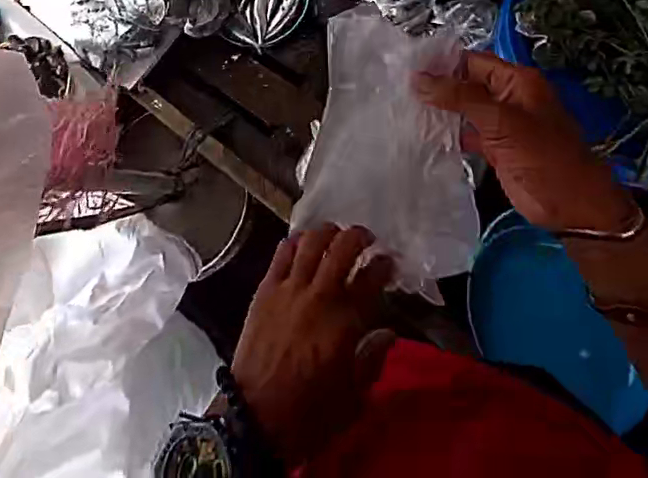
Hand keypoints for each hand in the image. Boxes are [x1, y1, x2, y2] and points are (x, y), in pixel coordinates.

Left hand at [229, 223, 396, 466]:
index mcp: (345, 323)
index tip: (390, 261)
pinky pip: (281, 255)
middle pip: (340, 251)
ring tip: (336, 232)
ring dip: (326, 233)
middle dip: (357, 238)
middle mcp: (318, 297)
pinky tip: (303, 241)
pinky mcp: (265, 289)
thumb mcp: (354, 396)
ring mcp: (288, 289)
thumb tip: (388, 333)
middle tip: (367, 237)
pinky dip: (294, 242)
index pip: (370, 280)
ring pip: (309, 244)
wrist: (258, 414)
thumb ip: (373, 359)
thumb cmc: (311, 412)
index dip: (383, 266)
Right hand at [415, 52, 633, 233]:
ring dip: (436, 108)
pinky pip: (462, 130)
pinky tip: (419, 131)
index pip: (470, 61)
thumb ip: (459, 97)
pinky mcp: (492, 146)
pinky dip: (444, 131)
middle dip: (434, 85)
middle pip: (463, 82)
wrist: (573, 208)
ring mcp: (498, 123)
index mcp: (515, 81)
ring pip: (460, 107)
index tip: (404, 66)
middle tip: (396, 86)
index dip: (439, 62)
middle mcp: (505, 97)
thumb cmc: (544, 156)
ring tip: (400, 105)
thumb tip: (417, 78)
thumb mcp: (501, 121)